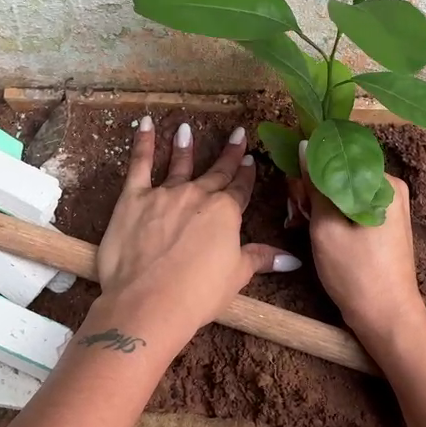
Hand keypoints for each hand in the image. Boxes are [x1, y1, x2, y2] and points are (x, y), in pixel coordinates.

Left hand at [93, 118, 298, 343]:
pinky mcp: (132, 199)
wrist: (149, 302)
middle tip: (236, 134)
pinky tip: (146, 124)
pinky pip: (139, 165)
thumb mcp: (236, 276)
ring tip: (187, 128)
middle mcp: (197, 196)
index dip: (246, 174)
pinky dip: (142, 143)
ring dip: (185, 146)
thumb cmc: (197, 294)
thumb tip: (293, 260)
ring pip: (178, 164)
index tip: (249, 159)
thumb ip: (260, 259)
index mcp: (225, 213)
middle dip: (227, 154)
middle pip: (215, 172)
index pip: (240, 188)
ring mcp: (164, 194)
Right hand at [302, 154, 425, 341]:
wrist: (386, 317)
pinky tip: (317, 233)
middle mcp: (391, 188)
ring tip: (302, 227)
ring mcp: (390, 207)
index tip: (295, 196)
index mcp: (384, 182)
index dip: (309, 171)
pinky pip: (351, 207)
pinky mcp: (385, 224)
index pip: (336, 157)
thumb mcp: (326, 226)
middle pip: (339, 173)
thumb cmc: (355, 273)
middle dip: (312, 190)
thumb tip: (306, 144)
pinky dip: (332, 217)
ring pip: (342, 192)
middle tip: (296, 216)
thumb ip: (314, 184)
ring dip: (318, 206)